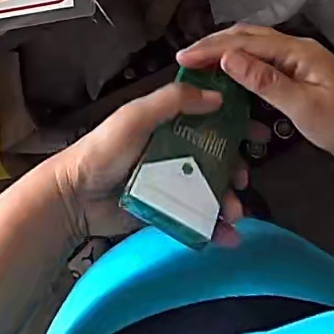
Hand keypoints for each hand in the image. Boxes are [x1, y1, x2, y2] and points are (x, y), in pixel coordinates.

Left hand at [46, 82, 246, 245]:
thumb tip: (216, 96)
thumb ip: (173, 102)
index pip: (208, 116)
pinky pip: (197, 217)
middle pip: (217, 156)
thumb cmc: (102, 150)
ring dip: (229, 200)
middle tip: (244, 178)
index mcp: (167, 122)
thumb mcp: (135, 116)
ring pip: (211, 189)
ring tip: (234, 211)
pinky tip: (228, 237)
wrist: (74, 198)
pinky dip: (215, 228)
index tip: (258, 131)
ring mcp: (170, 181)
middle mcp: (172, 149)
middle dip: (237, 167)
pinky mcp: (166, 209)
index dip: (235, 122)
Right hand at [177, 24, 333, 176]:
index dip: (212, 49)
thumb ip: (266, 82)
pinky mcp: (302, 74)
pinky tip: (229, 73)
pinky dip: (240, 62)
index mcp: (299, 51)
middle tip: (184, 60)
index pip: (246, 43)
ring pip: (255, 46)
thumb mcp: (306, 109)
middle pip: (248, 36)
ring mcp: (301, 60)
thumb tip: (228, 58)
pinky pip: (264, 59)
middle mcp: (298, 48)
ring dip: (225, 50)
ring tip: (199, 63)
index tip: (182, 59)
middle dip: (214, 44)